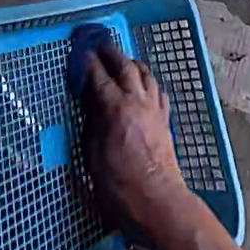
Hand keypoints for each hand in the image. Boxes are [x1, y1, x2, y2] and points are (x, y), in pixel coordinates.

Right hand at [82, 47, 191, 231]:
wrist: (161, 203)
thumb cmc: (122, 185)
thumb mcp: (95, 156)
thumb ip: (93, 126)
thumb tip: (91, 108)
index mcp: (116, 109)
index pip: (100, 78)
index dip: (90, 64)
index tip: (84, 53)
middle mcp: (137, 103)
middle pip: (126, 67)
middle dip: (113, 54)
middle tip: (103, 46)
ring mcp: (154, 110)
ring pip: (146, 75)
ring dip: (134, 64)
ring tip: (125, 60)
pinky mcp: (165, 121)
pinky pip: (159, 92)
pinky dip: (150, 83)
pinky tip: (147, 86)